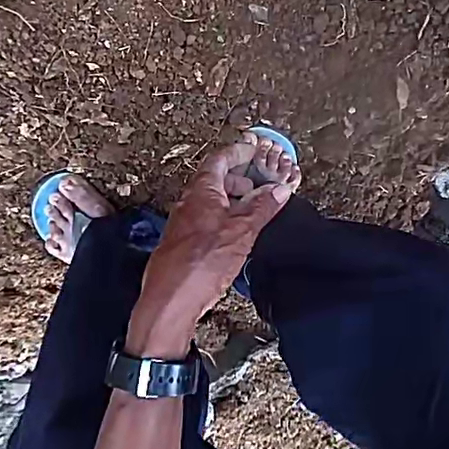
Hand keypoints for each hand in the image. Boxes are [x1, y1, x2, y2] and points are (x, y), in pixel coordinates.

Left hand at [125, 134, 298, 356]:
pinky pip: (203, 218)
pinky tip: (233, 232)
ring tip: (250, 208)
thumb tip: (278, 190)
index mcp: (202, 191)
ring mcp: (182, 222)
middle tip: (256, 181)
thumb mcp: (242, 231)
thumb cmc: (200, 265)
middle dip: (237, 176)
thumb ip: (262, 207)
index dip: (238, 151)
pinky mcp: (181, 242)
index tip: (252, 148)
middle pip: (213, 178)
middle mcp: (188, 202)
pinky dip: (221, 216)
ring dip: (230, 198)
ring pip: (208, 199)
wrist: (170, 300)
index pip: (220, 159)